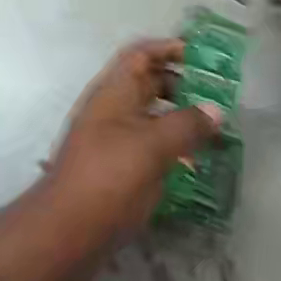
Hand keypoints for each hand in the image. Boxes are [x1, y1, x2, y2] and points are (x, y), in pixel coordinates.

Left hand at [0, 40, 221, 280]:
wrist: (66, 232)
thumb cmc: (108, 178)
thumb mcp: (152, 146)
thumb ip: (186, 125)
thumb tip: (214, 111)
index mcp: (113, 92)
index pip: (141, 55)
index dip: (168, 48)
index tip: (202, 55)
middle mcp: (111, 110)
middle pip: (146, 83)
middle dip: (180, 83)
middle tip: (215, 95)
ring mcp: (111, 140)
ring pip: (148, 117)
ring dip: (178, 117)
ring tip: (212, 129)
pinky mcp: (116, 169)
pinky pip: (147, 146)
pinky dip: (170, 147)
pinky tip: (193, 163)